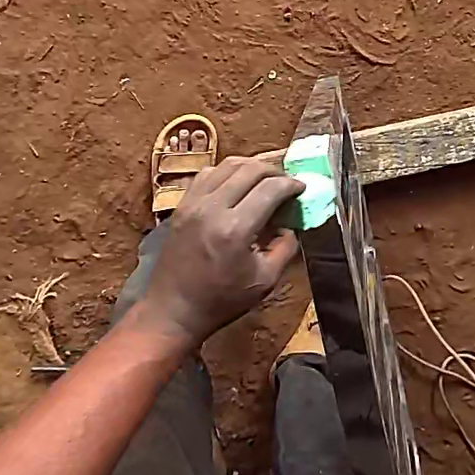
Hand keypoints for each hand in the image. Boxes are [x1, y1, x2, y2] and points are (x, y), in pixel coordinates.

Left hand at [131, 157, 305, 345]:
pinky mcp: (182, 204)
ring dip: (251, 166)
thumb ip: (285, 247)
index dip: (290, 184)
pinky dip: (227, 171)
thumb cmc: (222, 300)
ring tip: (265, 177)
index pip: (270, 189)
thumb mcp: (265, 280)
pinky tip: (237, 182)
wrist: (173, 309)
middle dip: (274, 170)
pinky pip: (207, 174)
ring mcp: (194, 203)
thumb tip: (292, 223)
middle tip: (286, 180)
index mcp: (235, 229)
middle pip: (250, 169)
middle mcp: (213, 208)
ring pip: (227, 165)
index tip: (301, 187)